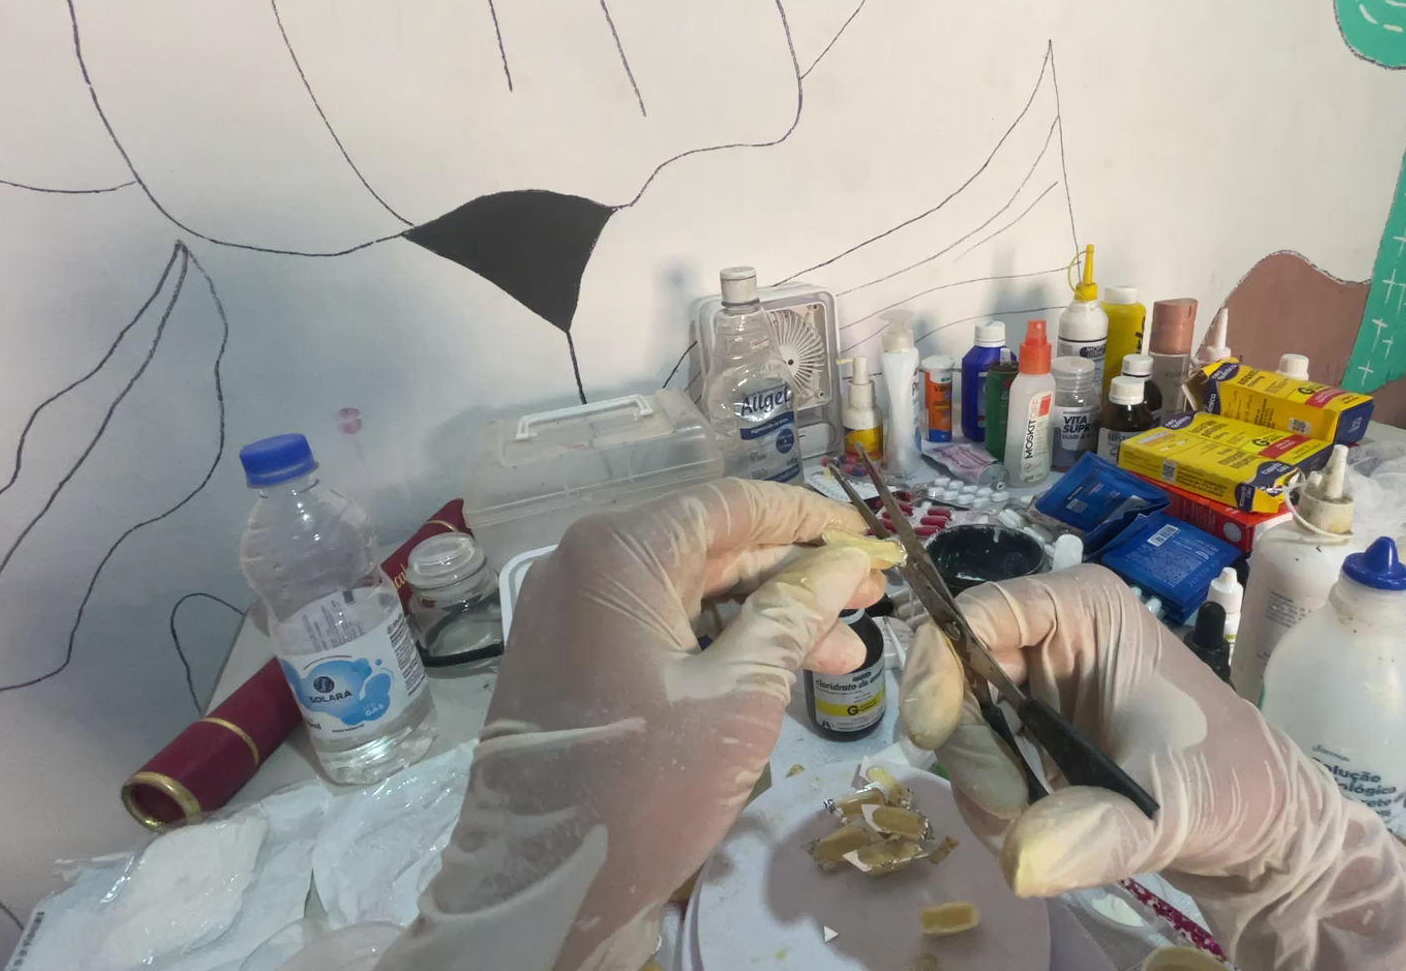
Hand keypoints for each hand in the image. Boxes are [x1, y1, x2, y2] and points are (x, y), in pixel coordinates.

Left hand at [379, 479, 883, 970]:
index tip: (864, 535)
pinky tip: (788, 666)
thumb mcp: (740, 694)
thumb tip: (847, 561)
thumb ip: (796, 612)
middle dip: (797, 574)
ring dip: (770, 616)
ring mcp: (580, 607)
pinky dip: (725, 643)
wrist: (536, 900)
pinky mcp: (581, 650)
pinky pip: (668, 625)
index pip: (731, 506)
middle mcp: (591, 562)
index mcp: (620, 551)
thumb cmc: (644, 788)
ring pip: (696, 591)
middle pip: (716, 547)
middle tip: (869, 593)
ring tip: (847, 648)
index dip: (806, 517)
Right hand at [902, 566, 1405, 970]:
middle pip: (953, 667)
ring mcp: (1028, 675)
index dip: (940, 663)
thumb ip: (1094, 829)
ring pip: (955, 713)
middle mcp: (1042, 630)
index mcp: (1079, 608)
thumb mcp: (1172, 804)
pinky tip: (1031, 822)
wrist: (1257, 827)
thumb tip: (1018, 864)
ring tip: (1035, 825)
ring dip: (979, 780)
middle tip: (1012, 811)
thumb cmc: (1229, 782)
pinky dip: (987, 794)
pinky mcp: (1022, 719)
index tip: (930, 733)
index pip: (978, 612)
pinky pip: (971, 748)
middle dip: (970, 745)